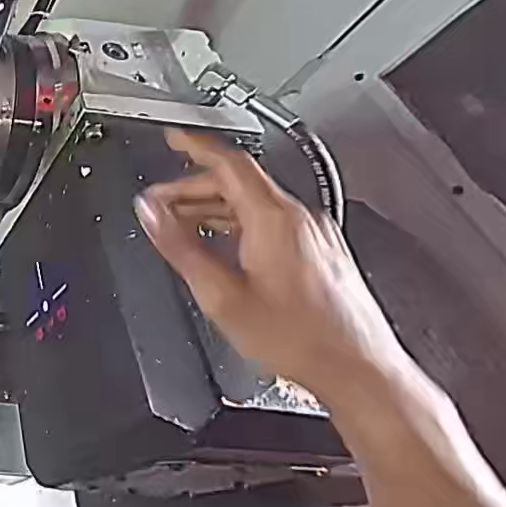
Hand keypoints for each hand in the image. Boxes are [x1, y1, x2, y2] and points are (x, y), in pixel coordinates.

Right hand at [136, 128, 413, 408]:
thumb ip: (180, 247)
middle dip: (193, 188)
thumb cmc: (298, 338)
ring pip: (253, 204)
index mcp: (274, 219)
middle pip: (238, 184)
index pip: (229, 164)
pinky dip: (237, 224)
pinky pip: (270, 222)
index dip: (196, 147)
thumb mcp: (221, 294)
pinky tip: (220, 244)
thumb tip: (151, 214)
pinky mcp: (318, 250)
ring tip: (181, 224)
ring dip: (214, 207)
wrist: (355, 368)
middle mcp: (298, 218)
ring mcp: (312, 234)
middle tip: (160, 203)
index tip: (175, 138)